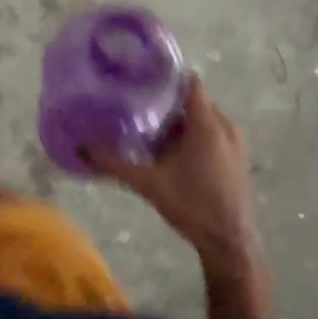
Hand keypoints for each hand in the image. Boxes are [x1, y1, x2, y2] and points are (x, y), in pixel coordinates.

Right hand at [88, 77, 257, 259]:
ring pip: (203, 119)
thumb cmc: (192, 206)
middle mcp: (226, 127)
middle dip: (167, 101)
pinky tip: (169, 152)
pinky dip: (192, 135)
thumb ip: (115, 164)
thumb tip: (81, 148)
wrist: (230, 242)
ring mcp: (235, 143)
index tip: (141, 76)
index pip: (191, 83)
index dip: (167, 76)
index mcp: (208, 125)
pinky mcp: (236, 159)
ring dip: (179, 121)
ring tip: (148, 128)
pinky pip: (212, 134)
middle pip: (194, 101)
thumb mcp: (148, 184)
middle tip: (135, 104)